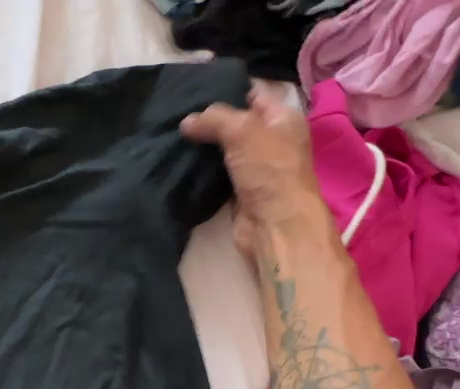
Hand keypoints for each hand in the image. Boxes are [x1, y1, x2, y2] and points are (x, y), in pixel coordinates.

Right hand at [180, 78, 327, 252]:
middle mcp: (271, 142)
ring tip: (176, 139)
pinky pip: (218, 177)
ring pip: (224, 153)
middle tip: (179, 118)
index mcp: (283, 119)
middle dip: (211, 123)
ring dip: (204, 150)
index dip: (228, 93)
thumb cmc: (268, 170)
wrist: (273, 224)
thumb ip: (214, 120)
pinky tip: (184, 165)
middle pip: (236, 126)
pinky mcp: (239, 194)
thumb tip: (186, 122)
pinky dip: (203, 173)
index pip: (253, 97)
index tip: (196, 94)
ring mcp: (255, 169)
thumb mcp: (243, 130)